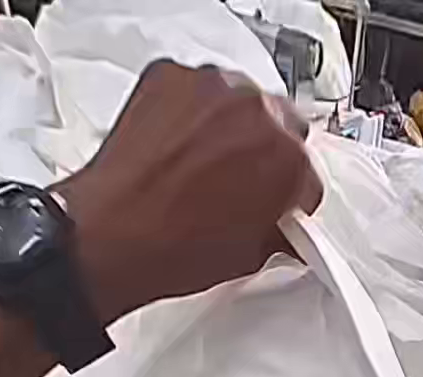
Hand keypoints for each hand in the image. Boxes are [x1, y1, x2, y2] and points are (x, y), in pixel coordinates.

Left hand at [57, 60, 321, 323]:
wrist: (114, 235)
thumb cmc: (176, 247)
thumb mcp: (251, 254)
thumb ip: (279, 230)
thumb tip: (281, 228)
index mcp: (288, 160)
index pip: (308, 175)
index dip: (293, 198)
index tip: (280, 207)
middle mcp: (256, 112)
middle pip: (282, 129)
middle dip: (269, 159)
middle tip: (246, 191)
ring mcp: (212, 88)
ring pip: (242, 105)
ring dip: (235, 133)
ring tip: (210, 173)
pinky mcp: (171, 77)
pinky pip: (200, 94)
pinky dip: (197, 117)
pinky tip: (185, 153)